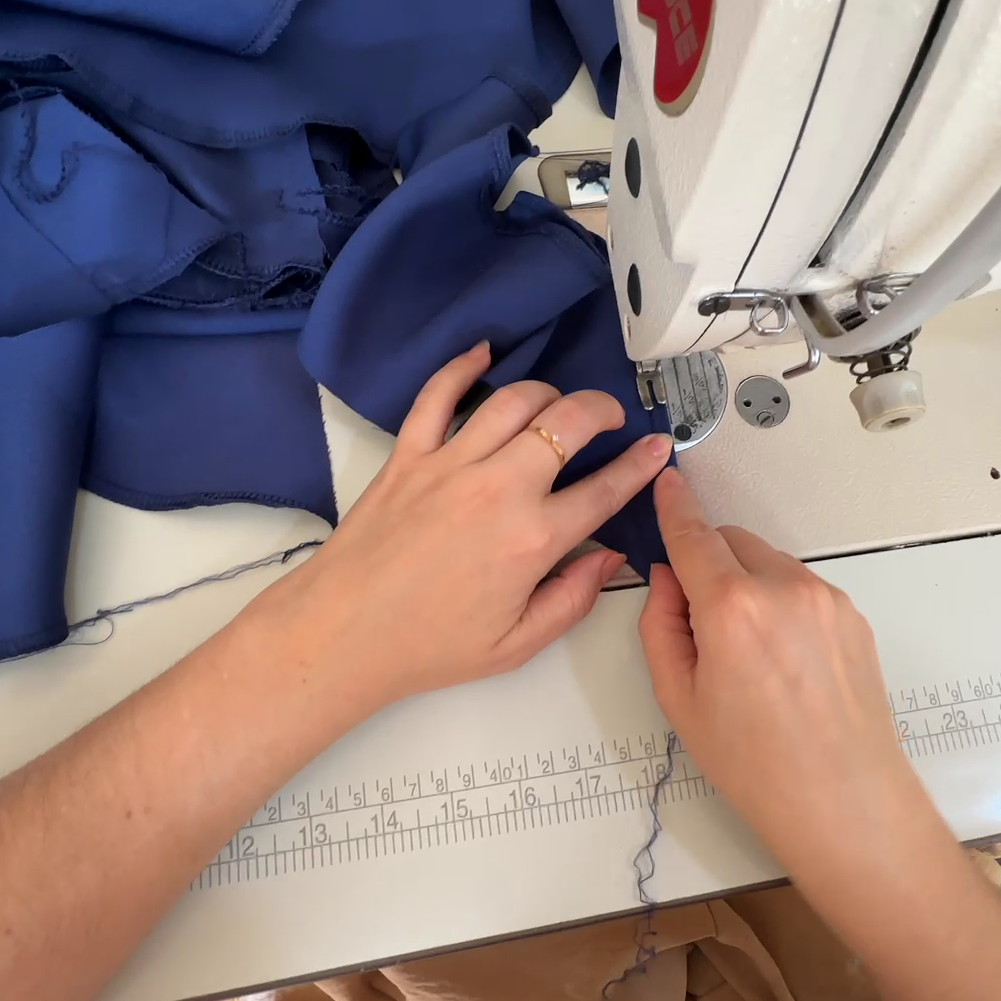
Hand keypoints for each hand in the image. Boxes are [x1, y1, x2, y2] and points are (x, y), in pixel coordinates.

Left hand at [255, 342, 670, 713]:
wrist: (342, 634)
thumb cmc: (431, 646)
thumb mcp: (518, 643)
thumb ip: (574, 598)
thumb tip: (610, 557)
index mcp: (533, 540)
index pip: (605, 490)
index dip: (640, 465)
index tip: (658, 448)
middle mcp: (499, 489)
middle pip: (567, 423)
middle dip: (601, 410)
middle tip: (610, 418)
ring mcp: (450, 464)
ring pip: (513, 401)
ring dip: (548, 392)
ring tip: (560, 404)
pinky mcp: (408, 455)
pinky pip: (436, 395)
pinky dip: (462, 368)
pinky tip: (483, 354)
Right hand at [638, 468, 919, 872]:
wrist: (846, 803)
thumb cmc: (752, 763)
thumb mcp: (679, 698)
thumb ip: (660, 624)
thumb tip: (667, 578)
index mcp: (731, 608)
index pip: (692, 536)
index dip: (674, 505)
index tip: (667, 480)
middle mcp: (783, 587)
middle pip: (731, 540)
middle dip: (708, 560)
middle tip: (701, 619)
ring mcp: (825, 597)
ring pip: (767, 561)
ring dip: (745, 581)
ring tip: (750, 651)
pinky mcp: (851, 613)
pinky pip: (800, 586)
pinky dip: (779, 600)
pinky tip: (785, 658)